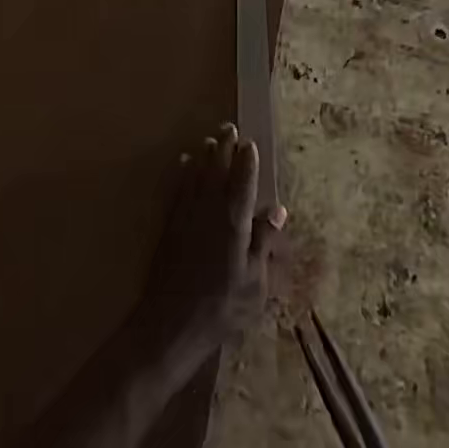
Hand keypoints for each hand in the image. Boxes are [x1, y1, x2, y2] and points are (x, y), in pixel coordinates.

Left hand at [139, 123, 286, 361]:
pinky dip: (182, 172)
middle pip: (218, 170)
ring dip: (204, 155)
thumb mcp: (256, 282)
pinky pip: (178, 187)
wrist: (172, 321)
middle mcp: (210, 209)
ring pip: (196, 174)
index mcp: (234, 221)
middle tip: (229, 127)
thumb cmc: (223, 306)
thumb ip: (264, 242)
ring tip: (210, 139)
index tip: (250, 142)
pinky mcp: (171, 223)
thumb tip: (277, 210)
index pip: (243, 181)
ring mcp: (187, 215)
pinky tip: (183, 162)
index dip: (247, 161)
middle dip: (224, 147)